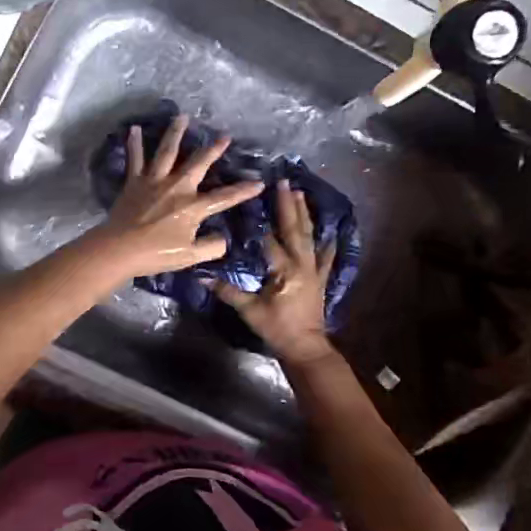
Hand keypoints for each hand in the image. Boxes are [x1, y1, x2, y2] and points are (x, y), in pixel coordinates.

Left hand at [91, 114, 263, 279]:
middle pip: (198, 163)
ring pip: (167, 152)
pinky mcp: (134, 182)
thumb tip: (224, 238)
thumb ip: (211, 246)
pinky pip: (135, 159)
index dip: (243, 191)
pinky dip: (135, 143)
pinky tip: (134, 129)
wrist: (119, 249)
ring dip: (176, 133)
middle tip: (224, 135)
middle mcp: (176, 187)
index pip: (224, 197)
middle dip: (213, 149)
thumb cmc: (155, 254)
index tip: (259, 182)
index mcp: (192, 207)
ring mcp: (154, 181)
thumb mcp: (190, 256)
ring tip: (182, 117)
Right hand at [213, 178, 338, 364]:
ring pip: (310, 236)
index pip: (270, 239)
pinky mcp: (320, 279)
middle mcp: (302, 264)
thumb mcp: (249, 310)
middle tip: (284, 182)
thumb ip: (227, 291)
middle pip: (294, 229)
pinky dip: (326, 242)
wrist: (305, 348)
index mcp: (284, 270)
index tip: (255, 196)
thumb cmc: (276, 329)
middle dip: (288, 205)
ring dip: (305, 214)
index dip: (262, 218)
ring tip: (301, 193)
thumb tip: (201, 276)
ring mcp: (314, 271)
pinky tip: (329, 231)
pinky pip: (325, 256)